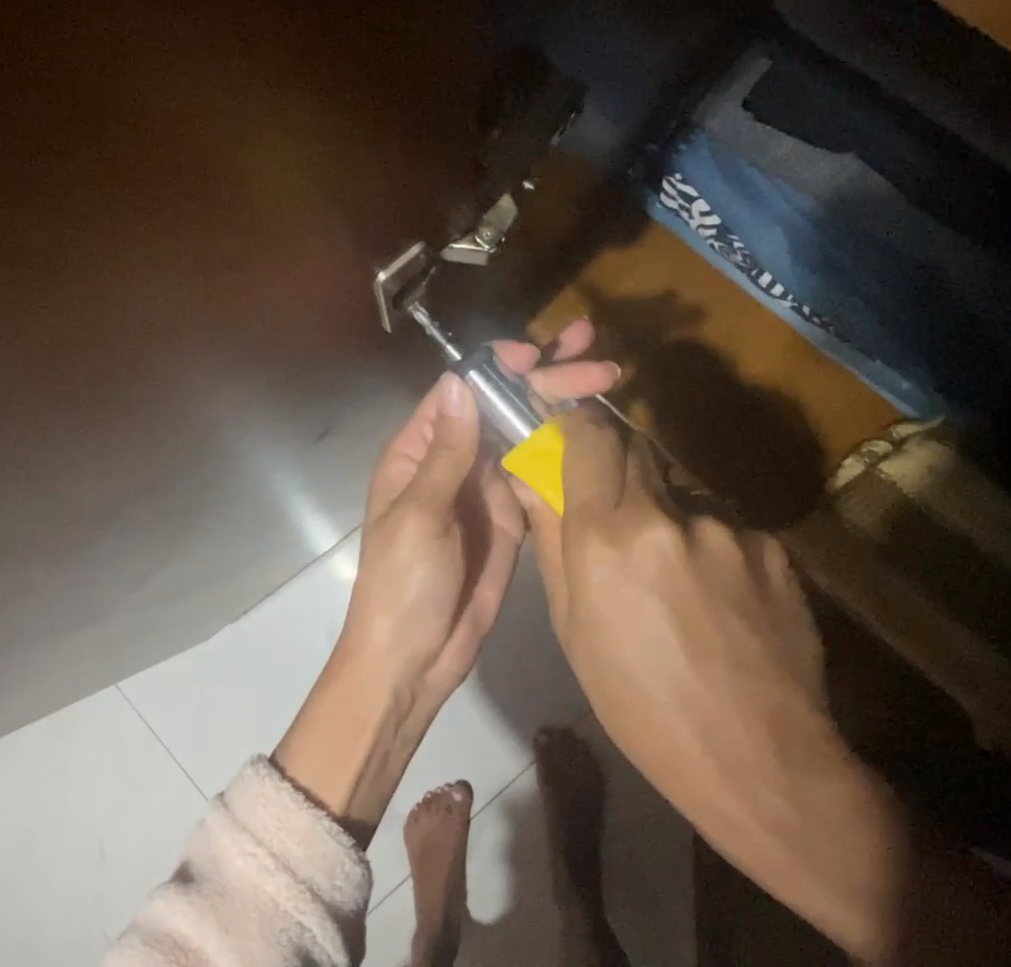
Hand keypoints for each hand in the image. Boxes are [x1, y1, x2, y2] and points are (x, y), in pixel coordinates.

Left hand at [272, 320, 614, 842]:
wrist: (415, 658)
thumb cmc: (402, 583)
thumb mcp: (421, 514)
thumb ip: (446, 452)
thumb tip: (457, 380)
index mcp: (416, 454)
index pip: (458, 394)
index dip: (496, 366)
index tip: (537, 351)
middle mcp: (451, 463)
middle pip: (498, 408)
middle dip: (542, 378)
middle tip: (594, 353)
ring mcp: (484, 492)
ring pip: (524, 437)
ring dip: (560, 407)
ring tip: (607, 377)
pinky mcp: (512, 521)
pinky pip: (539, 477)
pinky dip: (566, 454)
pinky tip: (600, 431)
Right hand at [514, 408, 912, 960]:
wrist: (758, 759)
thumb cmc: (637, 703)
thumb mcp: (572, 627)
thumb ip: (551, 540)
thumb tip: (526, 479)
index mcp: (608, 533)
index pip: (591, 433)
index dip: (576, 424)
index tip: (566, 434)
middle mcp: (669, 514)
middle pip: (636, 448)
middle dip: (616, 466)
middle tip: (611, 514)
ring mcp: (730, 528)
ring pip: (681, 492)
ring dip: (665, 514)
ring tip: (672, 580)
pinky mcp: (774, 548)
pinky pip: (725, 528)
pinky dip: (708, 547)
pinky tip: (715, 602)